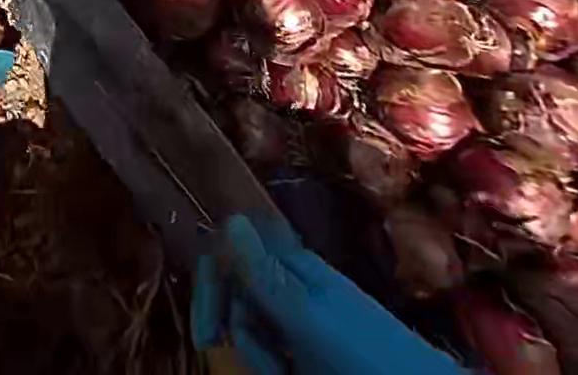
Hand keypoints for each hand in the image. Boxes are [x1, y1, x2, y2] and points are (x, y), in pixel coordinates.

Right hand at [192, 215, 463, 374]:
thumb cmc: (371, 357)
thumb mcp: (312, 318)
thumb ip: (267, 275)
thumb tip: (231, 219)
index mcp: (293, 266)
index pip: (233, 252)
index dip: (213, 285)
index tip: (206, 336)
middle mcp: (291, 288)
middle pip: (236, 294)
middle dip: (239, 332)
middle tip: (265, 365)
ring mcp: (299, 325)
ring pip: (251, 330)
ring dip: (259, 357)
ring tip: (288, 374)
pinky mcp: (304, 354)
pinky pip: (269, 351)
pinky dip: (269, 365)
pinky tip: (288, 373)